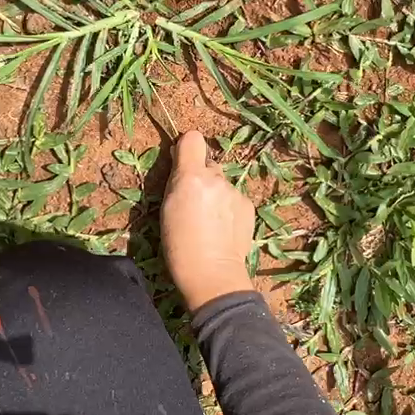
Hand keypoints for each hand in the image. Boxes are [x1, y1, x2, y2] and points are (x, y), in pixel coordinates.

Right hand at [160, 131, 256, 310]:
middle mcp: (216, 178)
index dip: (186, 148)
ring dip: (216, 195)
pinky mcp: (248, 206)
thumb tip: (183, 168)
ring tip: (209, 223)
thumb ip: (177, 183)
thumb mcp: (166, 210)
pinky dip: (229, 209)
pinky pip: (234, 199)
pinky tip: (223, 230)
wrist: (212, 275)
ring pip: (222, 184)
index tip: (182, 164)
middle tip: (194, 205)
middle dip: (202, 179)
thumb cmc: (178, 247)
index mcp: (190, 177)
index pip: (192, 138)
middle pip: (208, 165)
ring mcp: (235, 192)